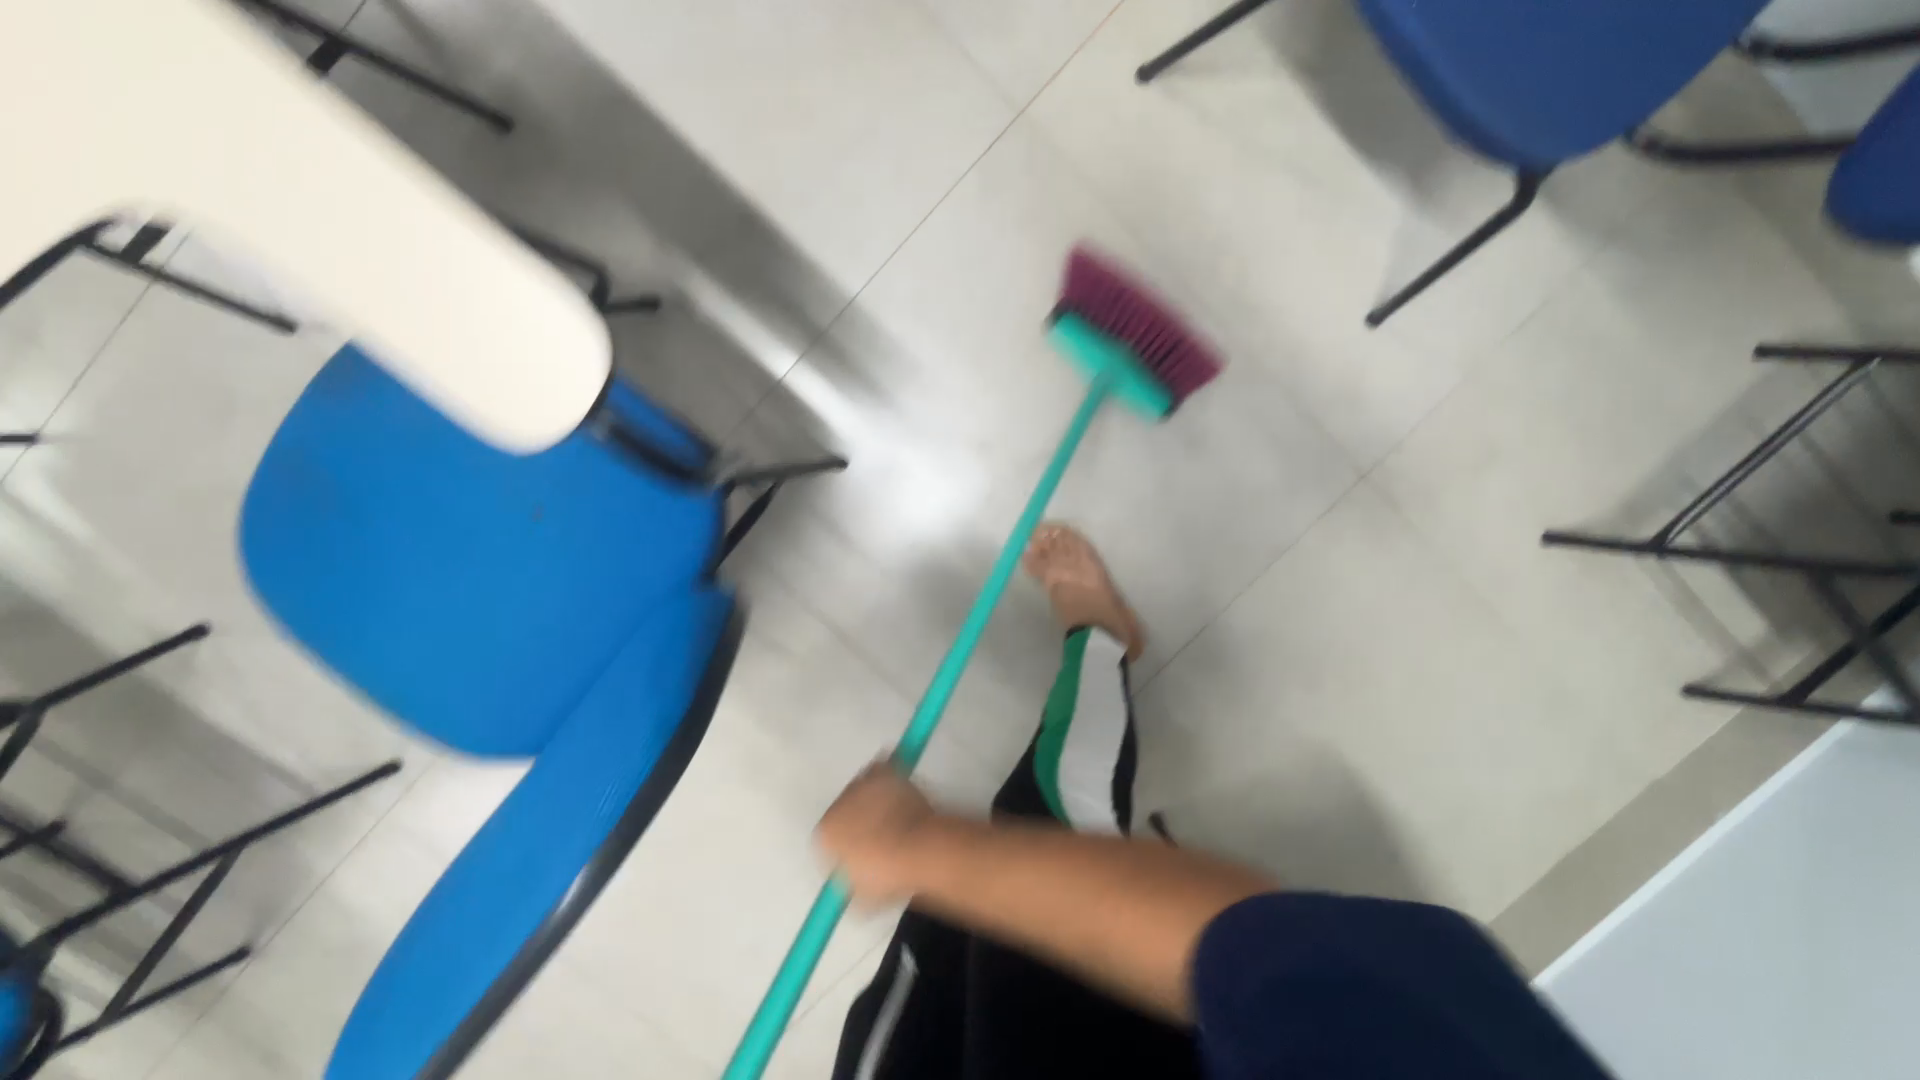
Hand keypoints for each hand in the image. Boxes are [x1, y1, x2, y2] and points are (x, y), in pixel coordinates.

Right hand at [816, 763, 942, 904]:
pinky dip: (889, 786)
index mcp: (825, 834)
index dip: (846, 850)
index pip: (828, 840)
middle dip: (858, 824)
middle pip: (844, 813)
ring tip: (895, 822)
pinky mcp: (885, 771)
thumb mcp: (862, 896)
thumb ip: (851, 884)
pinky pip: (882, 777)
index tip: (862, 859)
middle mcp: (838, 804)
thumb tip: (856, 883)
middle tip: (881, 841)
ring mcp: (862, 784)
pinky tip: (902, 803)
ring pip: (863, 794)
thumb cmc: (888, 873)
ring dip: (873, 804)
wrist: (918, 846)